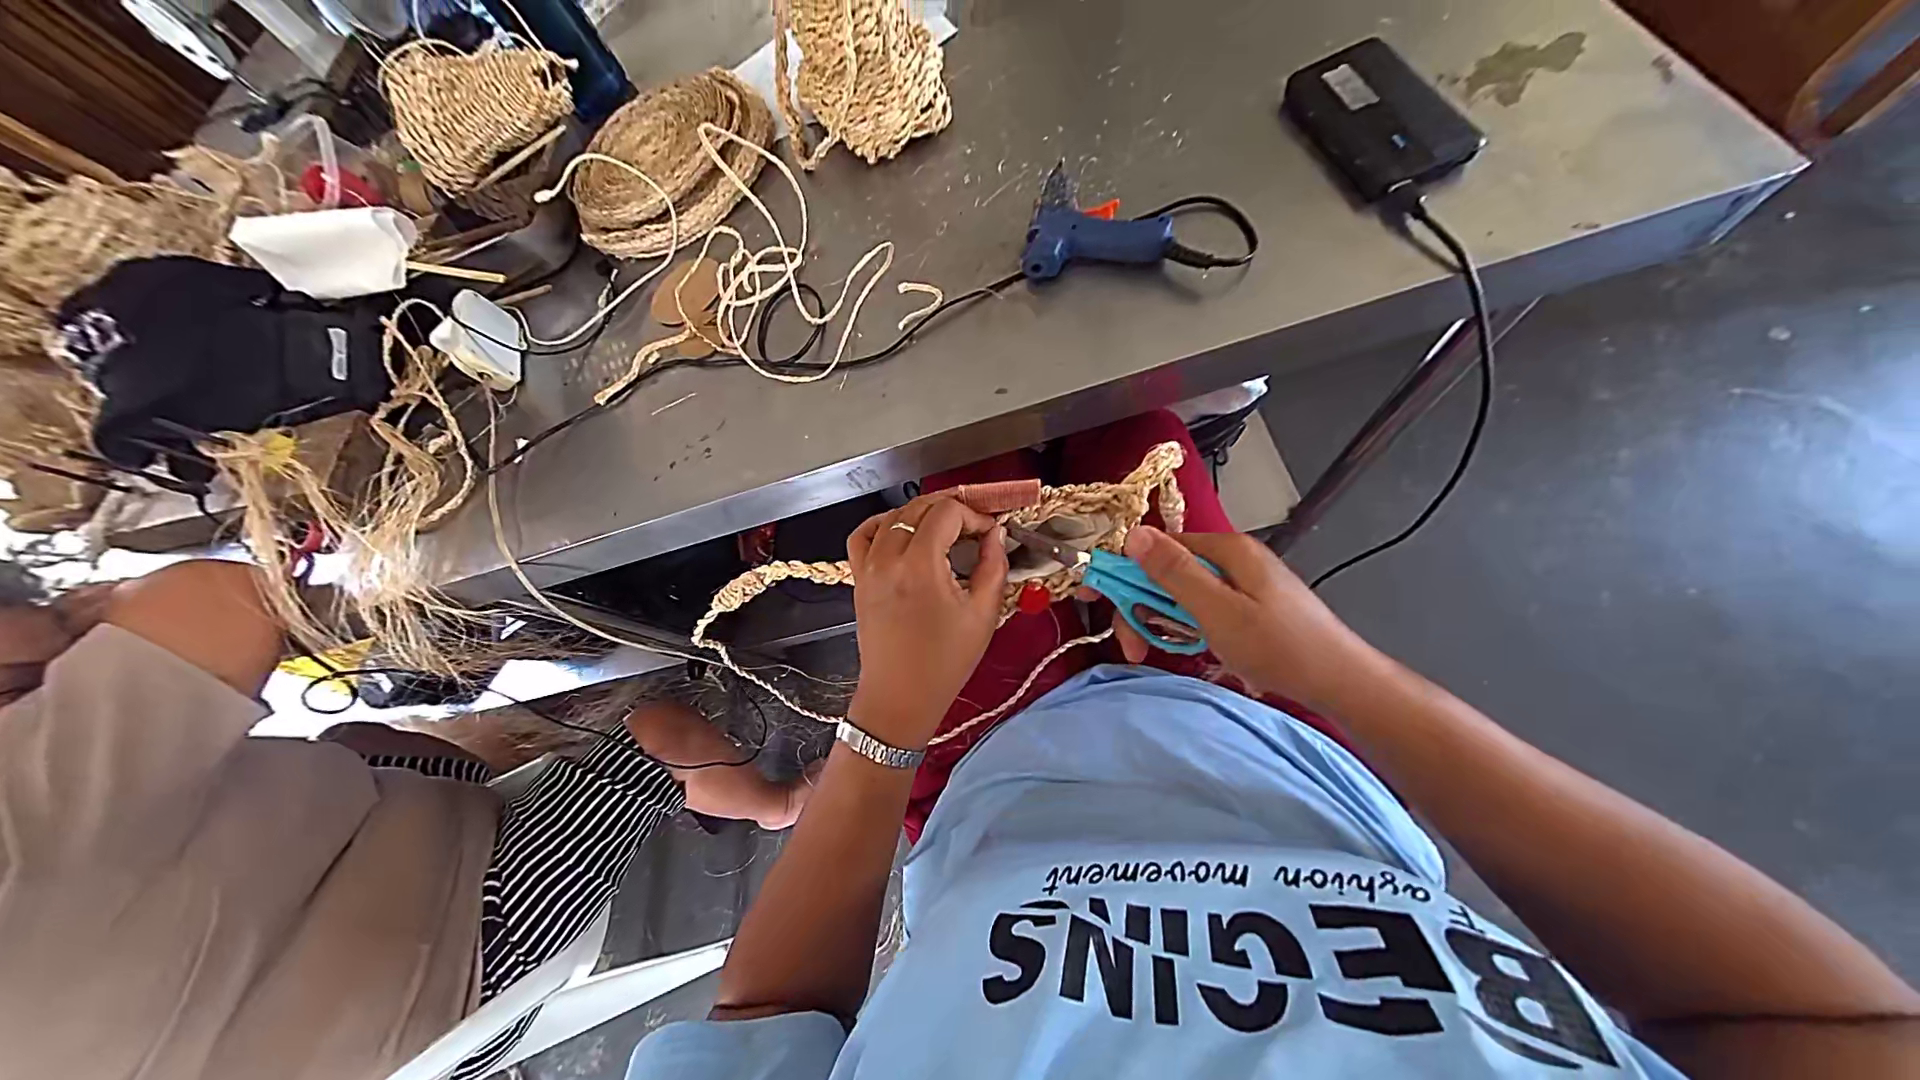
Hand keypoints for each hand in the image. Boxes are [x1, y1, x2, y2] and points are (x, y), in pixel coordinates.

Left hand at [846, 495, 1008, 748]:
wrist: (900, 696)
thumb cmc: (944, 662)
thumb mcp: (982, 614)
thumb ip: (993, 565)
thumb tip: (996, 534)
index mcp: (920, 565)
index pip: (947, 511)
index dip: (974, 515)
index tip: (988, 532)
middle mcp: (888, 558)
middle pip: (919, 507)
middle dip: (952, 510)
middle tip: (974, 530)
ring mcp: (868, 567)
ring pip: (893, 516)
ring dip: (921, 515)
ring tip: (945, 533)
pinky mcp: (858, 578)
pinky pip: (862, 535)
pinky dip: (882, 525)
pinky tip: (902, 533)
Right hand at [1111, 527, 1385, 710]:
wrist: (1340, 681)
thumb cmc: (1279, 647)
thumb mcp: (1217, 610)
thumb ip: (1173, 572)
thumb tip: (1133, 534)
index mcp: (1225, 550)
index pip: (1155, 548)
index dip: (1121, 572)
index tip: (1093, 600)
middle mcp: (1230, 559)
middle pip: (1165, 572)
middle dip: (1140, 607)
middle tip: (1134, 648)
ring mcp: (1240, 582)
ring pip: (1180, 593)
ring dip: (1161, 621)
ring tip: (1159, 652)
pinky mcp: (1246, 604)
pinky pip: (1200, 608)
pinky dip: (1185, 627)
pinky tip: (1189, 648)